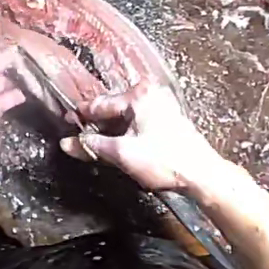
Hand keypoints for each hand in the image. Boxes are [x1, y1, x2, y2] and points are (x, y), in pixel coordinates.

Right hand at [59, 82, 234, 192]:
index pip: (101, 103)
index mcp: (139, 95)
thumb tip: (68, 143)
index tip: (67, 121)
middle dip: (96, 123)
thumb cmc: (165, 160)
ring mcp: (161, 106)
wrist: (201, 174)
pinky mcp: (167, 120)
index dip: (81, 115)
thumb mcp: (121, 153)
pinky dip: (124, 133)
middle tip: (79, 136)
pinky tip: (117, 146)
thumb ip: (91, 146)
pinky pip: (137, 122)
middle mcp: (151, 94)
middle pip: (113, 108)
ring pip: (125, 117)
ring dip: (110, 130)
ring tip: (96, 145)